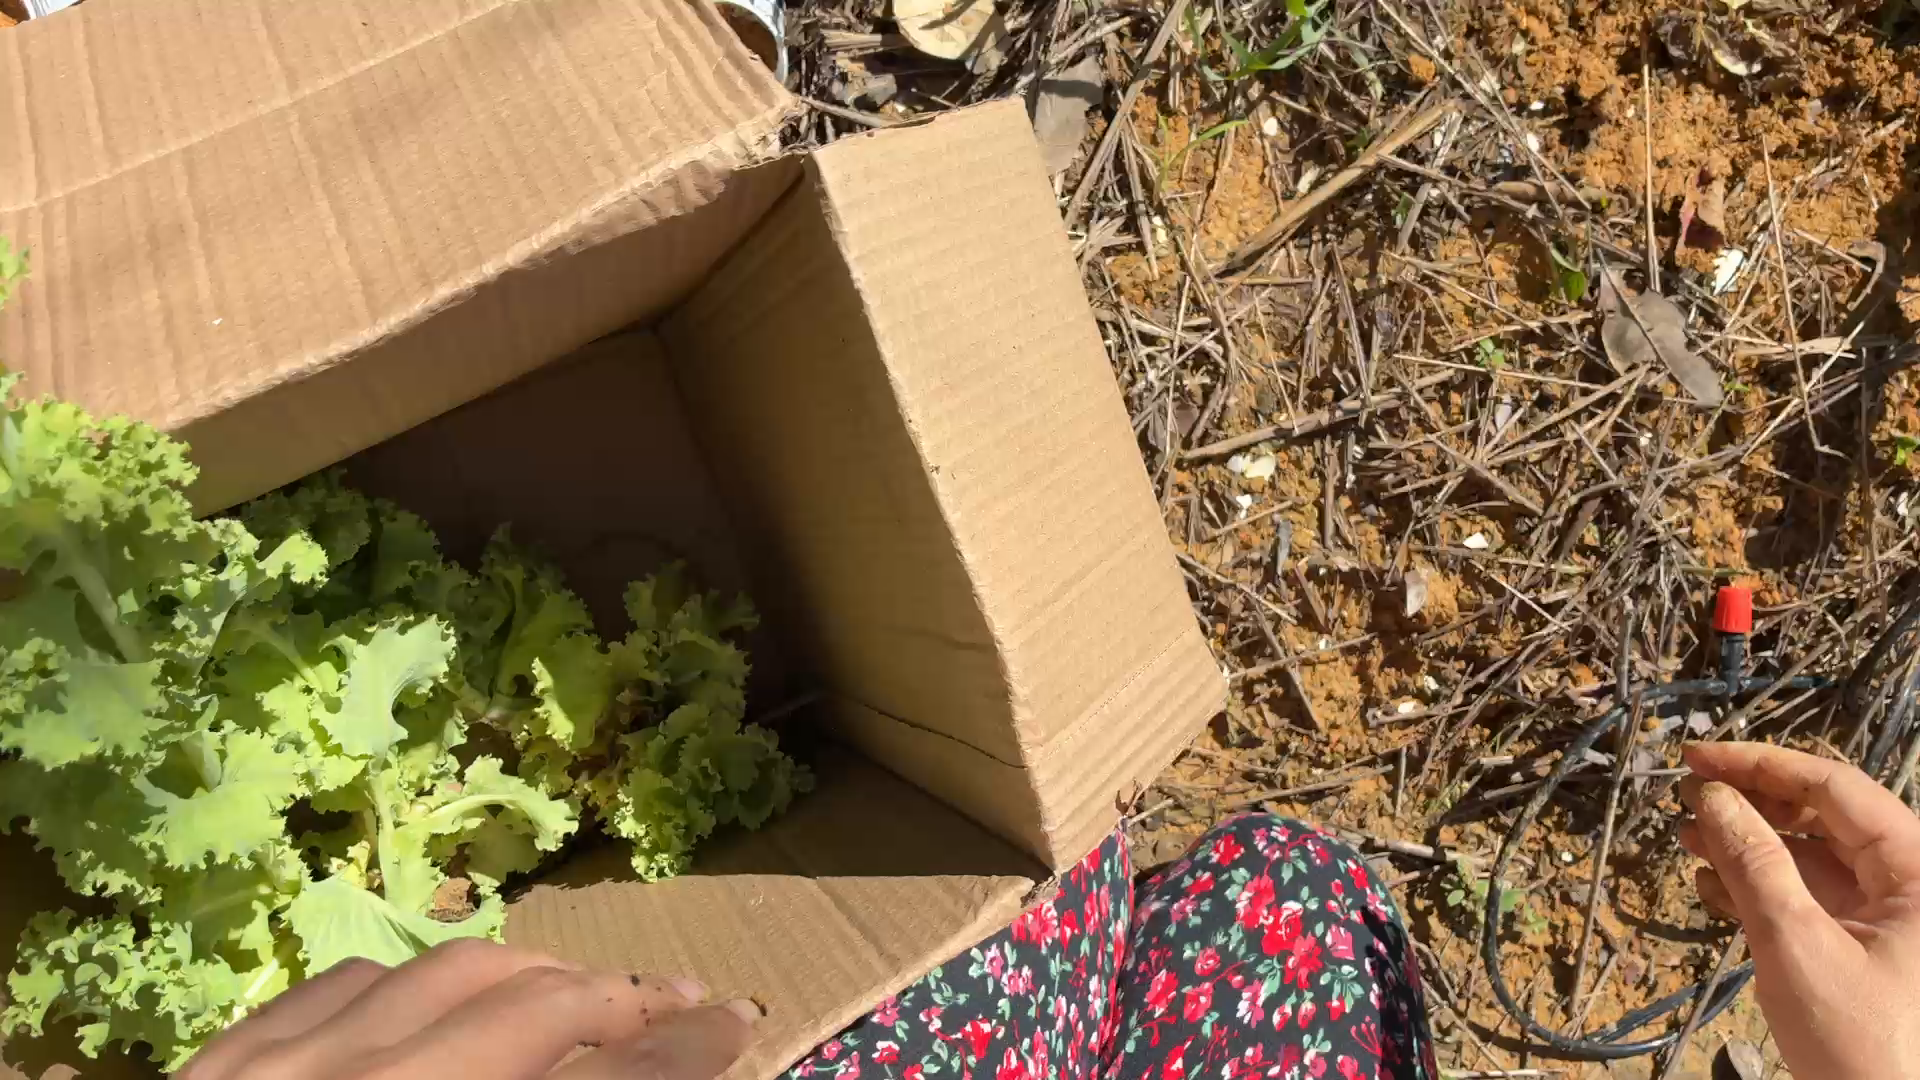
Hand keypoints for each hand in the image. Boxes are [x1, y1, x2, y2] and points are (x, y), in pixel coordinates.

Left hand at [177, 939, 758, 1079]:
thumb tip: (656, 1075)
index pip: (582, 1079)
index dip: (673, 1051)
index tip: (740, 1022)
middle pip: (525, 1007)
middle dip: (622, 1000)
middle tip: (682, 1008)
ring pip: (443, 971)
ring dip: (534, 973)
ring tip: (584, 992)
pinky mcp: (203, 1074)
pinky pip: (336, 988)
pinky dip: (413, 982)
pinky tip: (442, 996)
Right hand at [1679, 741, 1919, 1079]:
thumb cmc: (1873, 1044)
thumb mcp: (1797, 943)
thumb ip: (1752, 860)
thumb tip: (1708, 792)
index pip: (1836, 788)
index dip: (1757, 763)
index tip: (1689, 758)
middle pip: (1826, 818)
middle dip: (1747, 803)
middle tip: (1680, 799)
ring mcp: (1902, 922)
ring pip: (1815, 855)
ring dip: (1745, 843)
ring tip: (1686, 841)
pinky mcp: (1879, 950)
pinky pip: (1815, 895)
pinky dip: (1761, 884)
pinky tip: (1714, 890)